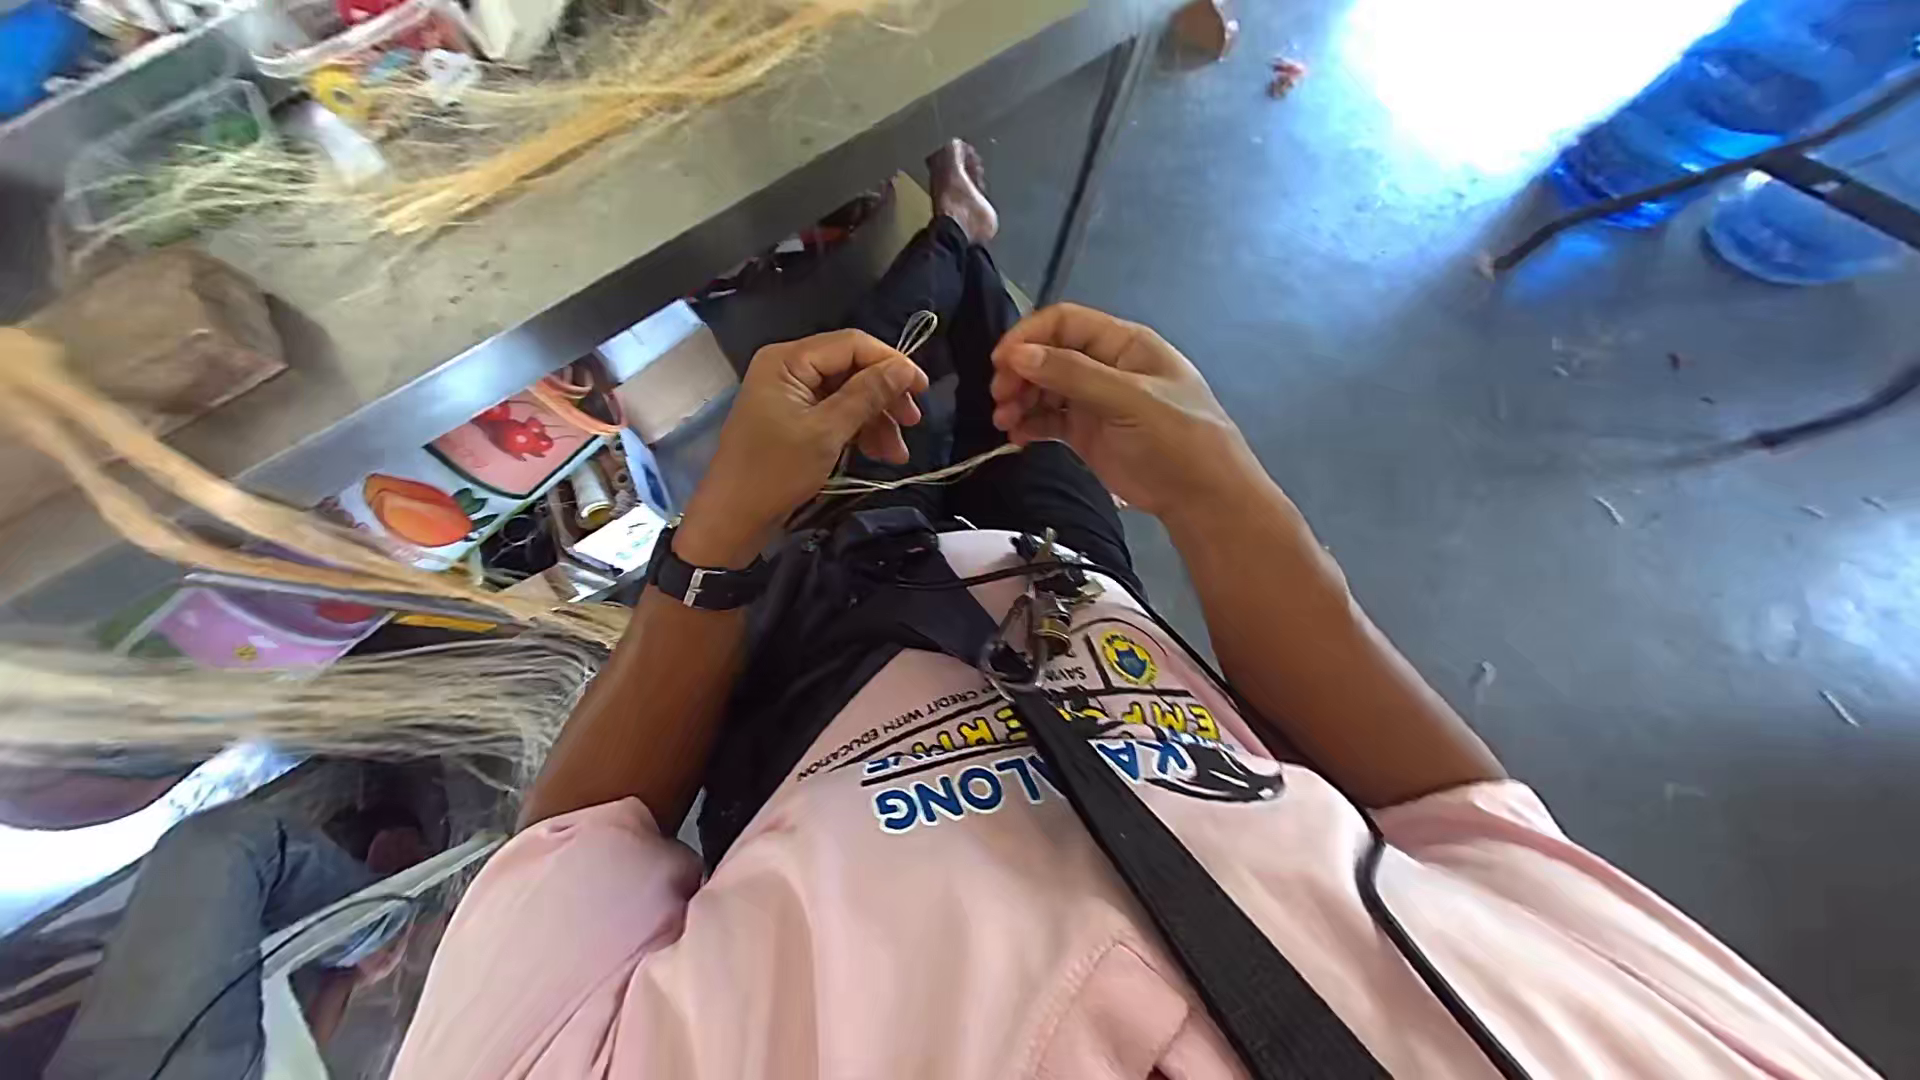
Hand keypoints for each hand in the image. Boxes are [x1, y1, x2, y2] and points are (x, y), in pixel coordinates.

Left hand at [678, 329, 927, 565]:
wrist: (733, 518)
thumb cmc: (775, 472)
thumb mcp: (827, 432)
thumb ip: (867, 395)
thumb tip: (906, 368)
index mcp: (788, 360)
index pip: (852, 344)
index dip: (891, 362)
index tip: (922, 389)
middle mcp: (790, 369)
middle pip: (852, 369)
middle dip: (885, 396)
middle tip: (913, 423)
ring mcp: (793, 396)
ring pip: (849, 395)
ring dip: (877, 421)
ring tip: (898, 454)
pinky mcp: (796, 421)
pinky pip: (837, 415)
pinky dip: (860, 432)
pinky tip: (880, 454)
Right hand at [989, 303, 1267, 519]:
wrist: (1200, 495)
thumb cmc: (1177, 438)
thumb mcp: (1128, 399)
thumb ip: (1073, 375)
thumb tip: (1017, 355)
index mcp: (1122, 344)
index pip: (1064, 323)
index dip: (1028, 337)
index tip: (1000, 363)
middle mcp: (1103, 366)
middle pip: (1047, 356)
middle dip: (1019, 373)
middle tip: (1000, 399)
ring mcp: (1092, 401)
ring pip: (1043, 389)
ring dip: (1019, 401)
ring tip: (1004, 422)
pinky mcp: (1084, 433)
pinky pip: (1047, 420)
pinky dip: (1028, 426)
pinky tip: (1016, 438)